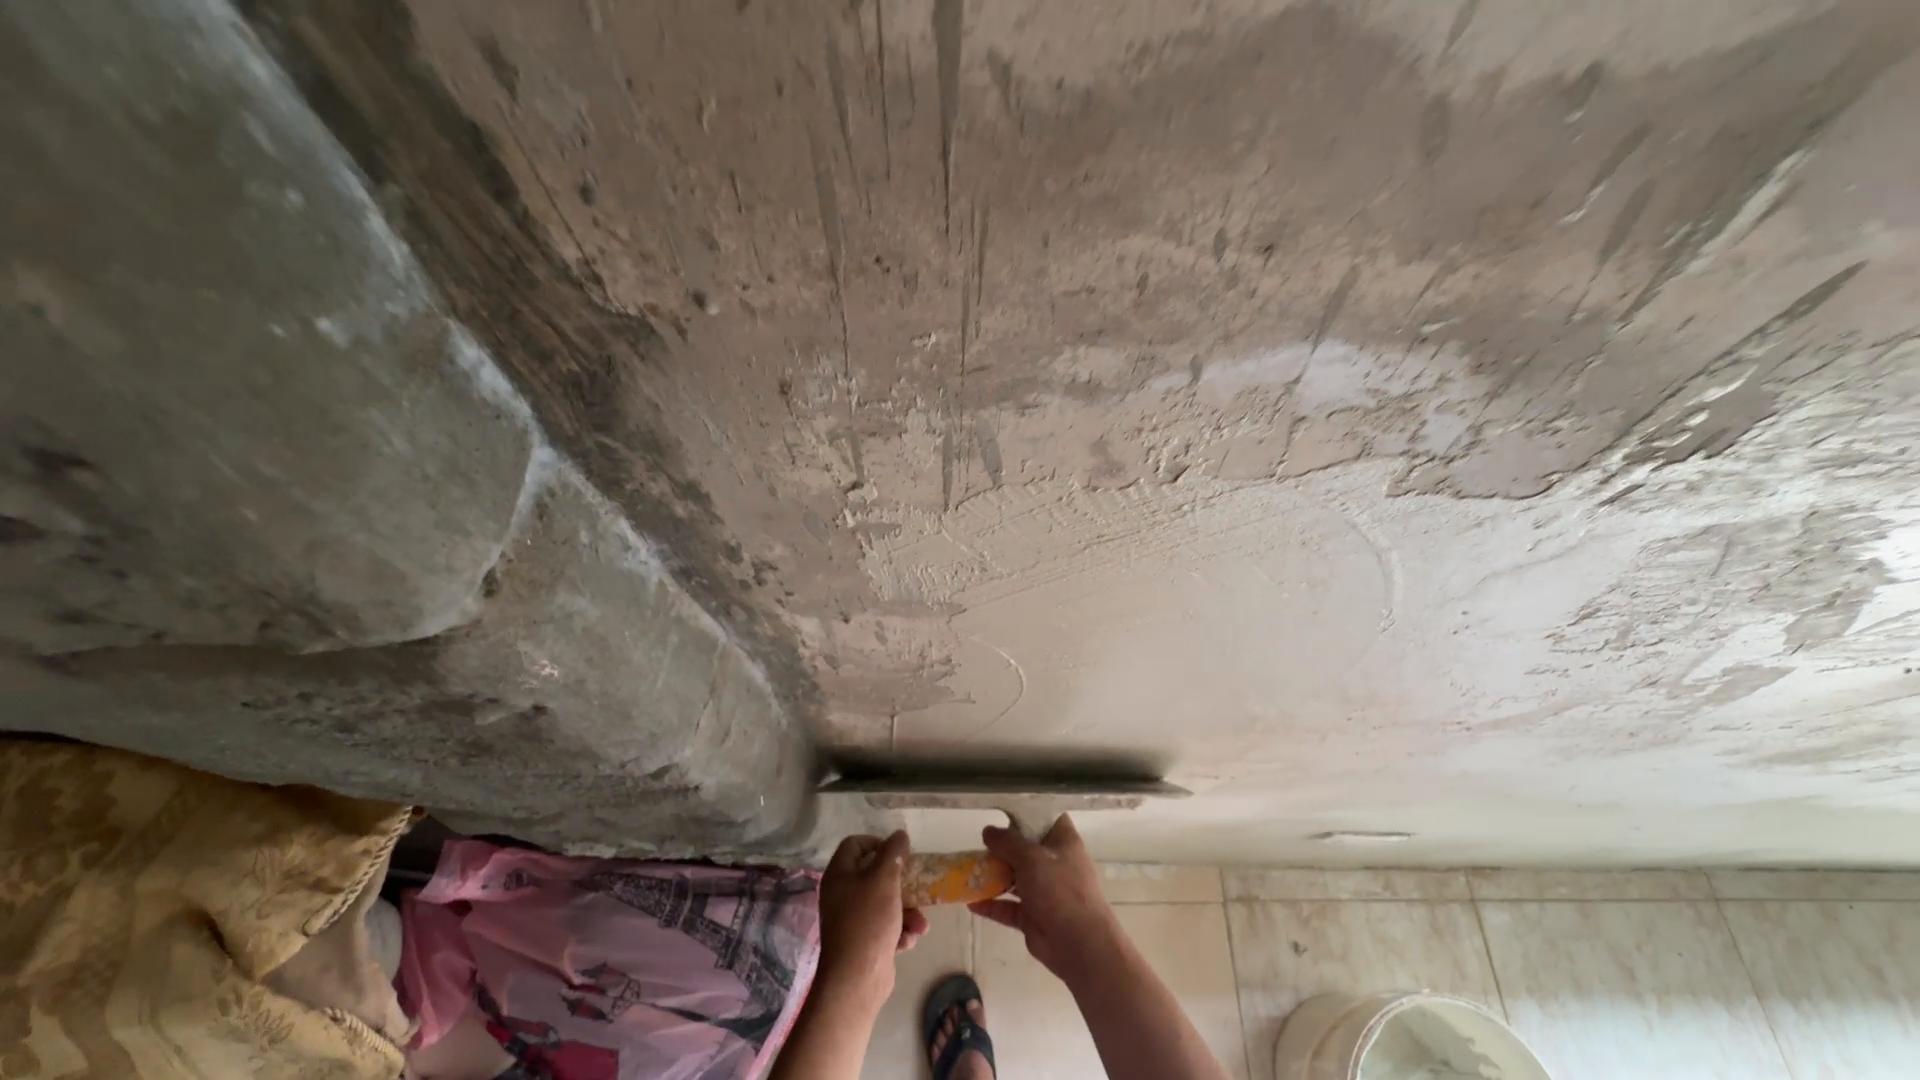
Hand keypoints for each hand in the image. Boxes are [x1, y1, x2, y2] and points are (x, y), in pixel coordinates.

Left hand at [817, 831, 930, 1013]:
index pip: (854, 844)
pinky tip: (907, 941)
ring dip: (908, 911)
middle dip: (901, 884)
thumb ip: (893, 854)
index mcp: (839, 874)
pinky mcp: (865, 940)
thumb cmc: (868, 921)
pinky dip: (900, 931)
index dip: (877, 843)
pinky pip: (886, 926)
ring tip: (920, 924)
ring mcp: (853, 919)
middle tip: (916, 885)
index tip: (898, 852)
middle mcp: (842, 894)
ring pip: (886, 903)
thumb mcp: (884, 880)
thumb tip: (899, 835)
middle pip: (874, 875)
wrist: (857, 978)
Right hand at [967, 814, 1120, 983]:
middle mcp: (1054, 864)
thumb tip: (988, 831)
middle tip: (979, 844)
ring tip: (969, 870)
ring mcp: (1044, 891)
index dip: (1028, 814)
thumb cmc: (1060, 890)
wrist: (1079, 944)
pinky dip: (991, 905)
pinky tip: (971, 902)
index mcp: (1063, 843)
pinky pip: (1008, 907)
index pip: (1048, 819)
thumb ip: (1008, 842)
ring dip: (994, 875)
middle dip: (1003, 847)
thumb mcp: (1032, 858)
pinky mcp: (1033, 917)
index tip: (1002, 814)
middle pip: (1026, 849)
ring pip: (1015, 878)